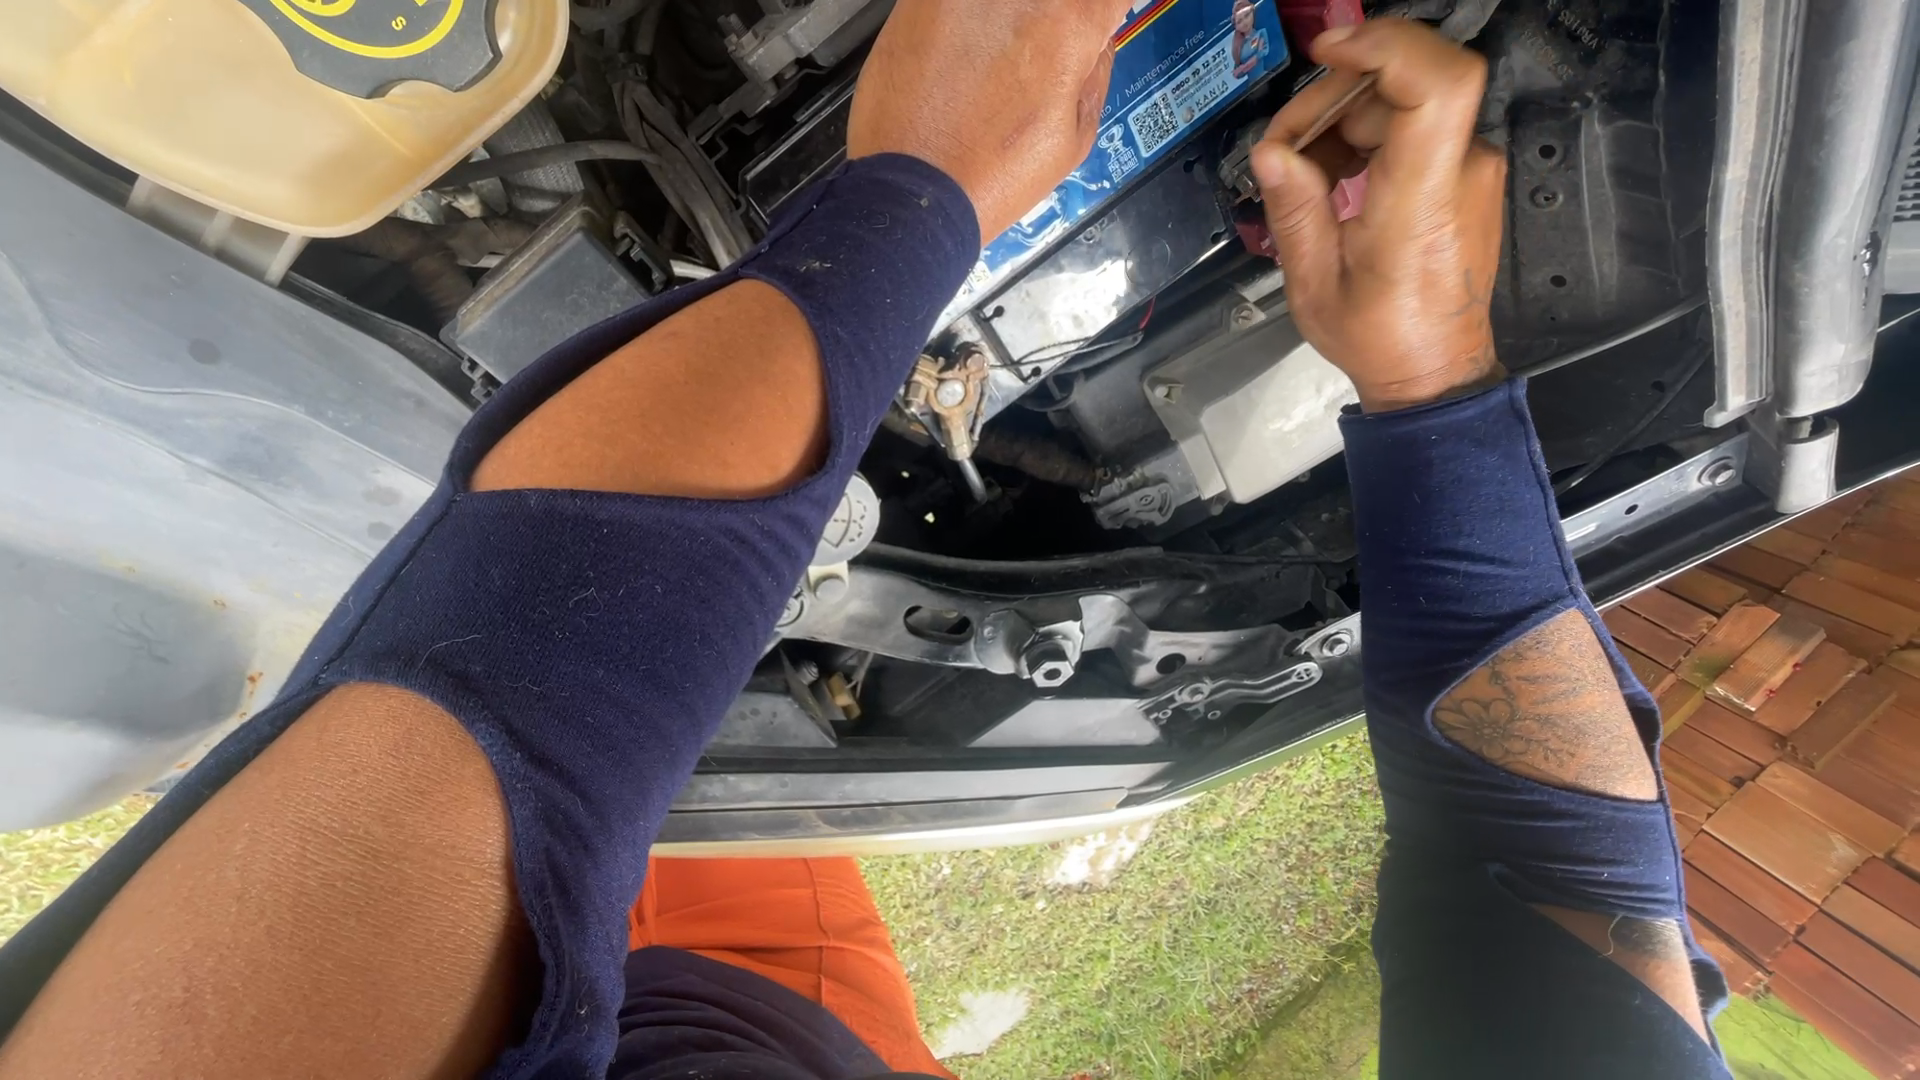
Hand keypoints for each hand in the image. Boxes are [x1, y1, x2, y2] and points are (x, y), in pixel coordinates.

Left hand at [847, 0, 1135, 241]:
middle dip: (1049, 24)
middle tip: (1035, 60)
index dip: (1102, 16)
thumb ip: (1094, 78)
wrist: (914, 192)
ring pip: (1007, 2)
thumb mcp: (1071, 146)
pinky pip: (962, 3)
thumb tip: (1094, 45)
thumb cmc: (987, 180)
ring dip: (1006, 25)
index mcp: (1071, 23)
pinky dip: (968, 24)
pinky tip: (959, 62)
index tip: (1096, 26)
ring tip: (993, 68)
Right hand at [1250, 19, 1507, 411]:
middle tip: (1282, 145)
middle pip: (1404, 87)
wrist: (1433, 367)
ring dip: (1342, 123)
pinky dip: (1364, 141)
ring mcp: (1468, 169)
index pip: (1436, 84)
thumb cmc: (1375, 336)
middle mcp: (1460, 170)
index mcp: (1421, 201)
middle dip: (1333, 99)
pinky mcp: (1462, 175)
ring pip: (1404, 106)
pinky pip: (1412, 132)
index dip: (1386, 46)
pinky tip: (1330, 178)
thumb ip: (1295, 211)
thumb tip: (1270, 153)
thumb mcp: (1314, 284)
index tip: (1329, 49)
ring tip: (1299, 171)